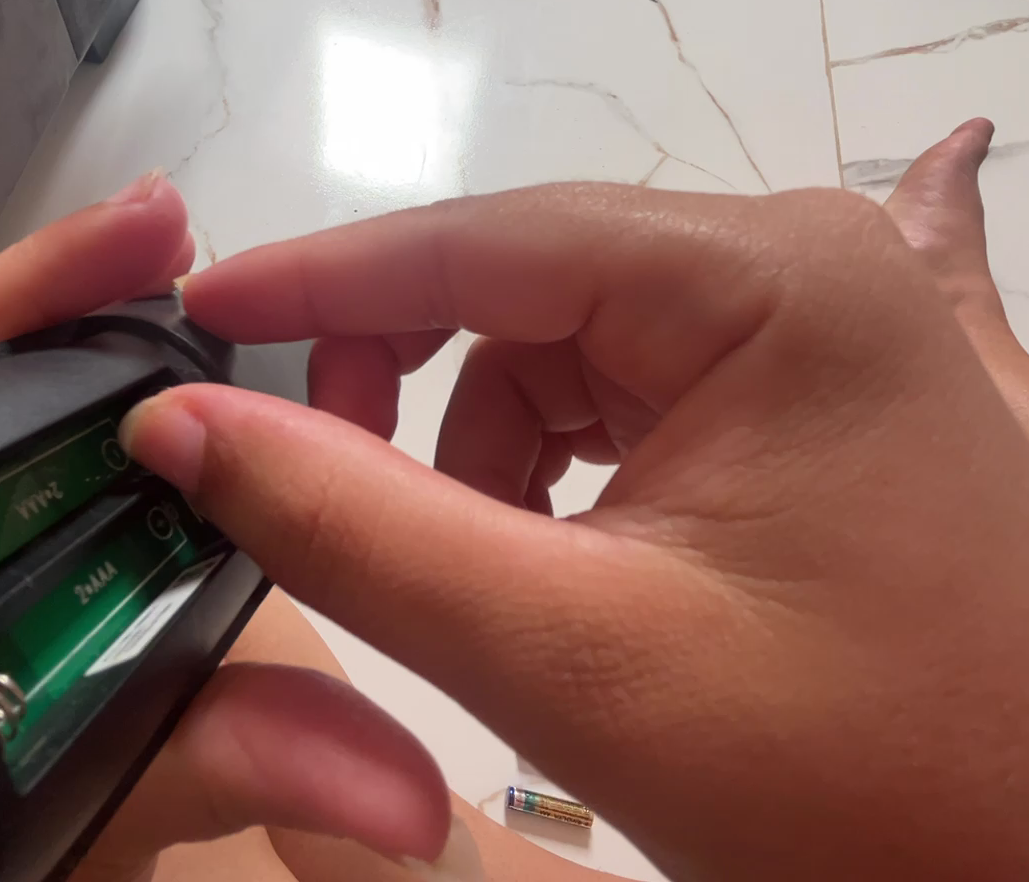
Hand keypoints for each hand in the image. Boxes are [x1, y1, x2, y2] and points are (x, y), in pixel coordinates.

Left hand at [0, 71, 468, 881]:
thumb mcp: (81, 812)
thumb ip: (208, 764)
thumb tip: (403, 796)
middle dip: (43, 273)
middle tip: (158, 228)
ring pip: (3, 361)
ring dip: (87, 293)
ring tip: (176, 245)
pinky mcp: (16, 499)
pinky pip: (61, 408)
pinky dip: (120, 356)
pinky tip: (192, 338)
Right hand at [121, 171, 1028, 880]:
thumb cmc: (850, 792)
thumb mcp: (561, 651)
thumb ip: (348, 522)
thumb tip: (178, 425)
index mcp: (771, 278)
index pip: (488, 237)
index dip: (325, 275)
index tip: (203, 304)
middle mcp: (787, 263)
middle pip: (516, 276)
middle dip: (397, 361)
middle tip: (314, 454)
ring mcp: (784, 322)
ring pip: (541, 337)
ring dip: (464, 433)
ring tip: (469, 551)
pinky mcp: (771, 386)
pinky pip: (591, 386)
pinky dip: (527, 458)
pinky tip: (542, 546)